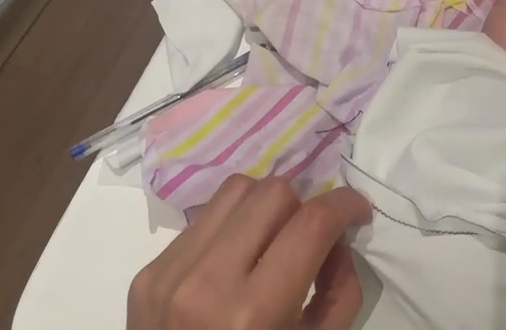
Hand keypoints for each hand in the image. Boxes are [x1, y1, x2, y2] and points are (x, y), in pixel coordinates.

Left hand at [128, 174, 372, 329]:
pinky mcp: (147, 273)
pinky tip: (232, 262)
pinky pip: (202, 219)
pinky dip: (229, 228)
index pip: (311, 223)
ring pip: (236, 190)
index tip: (357, 212)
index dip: (345, 205)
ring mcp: (170, 273)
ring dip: (264, 207)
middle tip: (308, 239)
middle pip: (274, 192)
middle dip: (302, 207)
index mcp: (253, 314)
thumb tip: (339, 240)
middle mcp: (207, 282)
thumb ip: (338, 295)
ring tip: (270, 242)